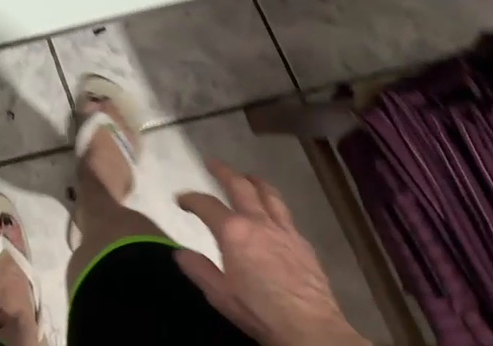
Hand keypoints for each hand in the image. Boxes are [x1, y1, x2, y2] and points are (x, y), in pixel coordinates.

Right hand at [174, 160, 367, 345]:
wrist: (312, 330)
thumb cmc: (260, 312)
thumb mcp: (220, 295)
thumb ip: (199, 269)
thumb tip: (180, 252)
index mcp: (233, 231)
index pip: (205, 204)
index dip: (190, 198)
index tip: (181, 199)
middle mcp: (258, 222)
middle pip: (240, 186)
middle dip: (224, 172)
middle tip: (212, 163)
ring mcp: (284, 231)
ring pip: (269, 195)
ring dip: (254, 182)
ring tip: (247, 177)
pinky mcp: (304, 244)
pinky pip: (286, 216)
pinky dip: (274, 207)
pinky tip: (273, 215)